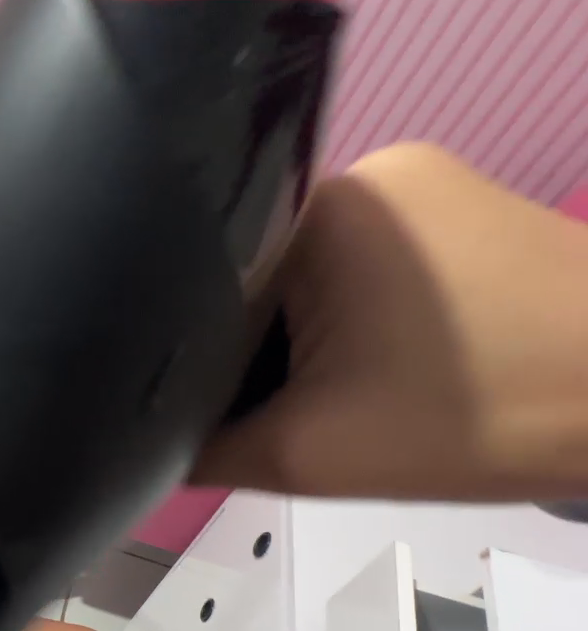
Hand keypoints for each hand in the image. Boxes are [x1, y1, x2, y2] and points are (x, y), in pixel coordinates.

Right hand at [193, 143, 587, 499]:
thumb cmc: (493, 416)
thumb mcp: (301, 455)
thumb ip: (193, 454)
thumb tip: (138, 453)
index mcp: (324, 209)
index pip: (198, 274)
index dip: (173, 343)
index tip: (171, 396)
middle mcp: (363, 175)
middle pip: (240, 272)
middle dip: (228, 341)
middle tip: (229, 403)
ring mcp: (413, 186)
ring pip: (286, 273)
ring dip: (274, 332)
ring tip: (284, 385)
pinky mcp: (448, 211)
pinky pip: (339, 267)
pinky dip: (322, 318)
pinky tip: (339, 360)